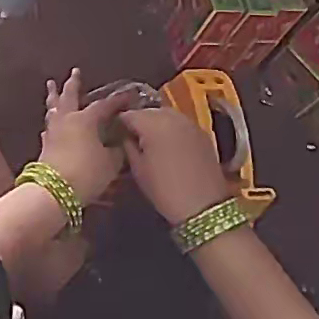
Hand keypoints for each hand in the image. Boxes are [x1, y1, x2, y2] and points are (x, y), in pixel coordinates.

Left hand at [38, 68, 135, 203]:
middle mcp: (67, 120)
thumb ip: (116, 151)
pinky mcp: (45, 146)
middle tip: (74, 72)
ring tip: (52, 88)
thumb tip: (119, 144)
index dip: (117, 101)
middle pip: (69, 96)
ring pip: (54, 109)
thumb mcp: (110, 164)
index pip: (103, 106)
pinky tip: (49, 125)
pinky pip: (48, 127)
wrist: (54, 192)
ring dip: (54, 98)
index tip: (127, 95)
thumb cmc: (86, 173)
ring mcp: (53, 132)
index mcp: (85, 120)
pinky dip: (51, 122)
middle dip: (73, 84)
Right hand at [119, 107, 228, 224]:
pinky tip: (169, 145)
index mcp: (152, 123)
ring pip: (164, 115)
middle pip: (147, 111)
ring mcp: (189, 122)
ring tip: (151, 142)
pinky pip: (179, 123)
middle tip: (132, 139)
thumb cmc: (164, 189)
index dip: (119, 123)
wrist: (204, 206)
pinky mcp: (201, 132)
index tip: (115, 135)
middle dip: (138, 122)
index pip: (128, 114)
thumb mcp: (137, 169)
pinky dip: (171, 129)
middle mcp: (171, 116)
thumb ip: (127, 145)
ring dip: (156, 124)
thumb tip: (125, 135)